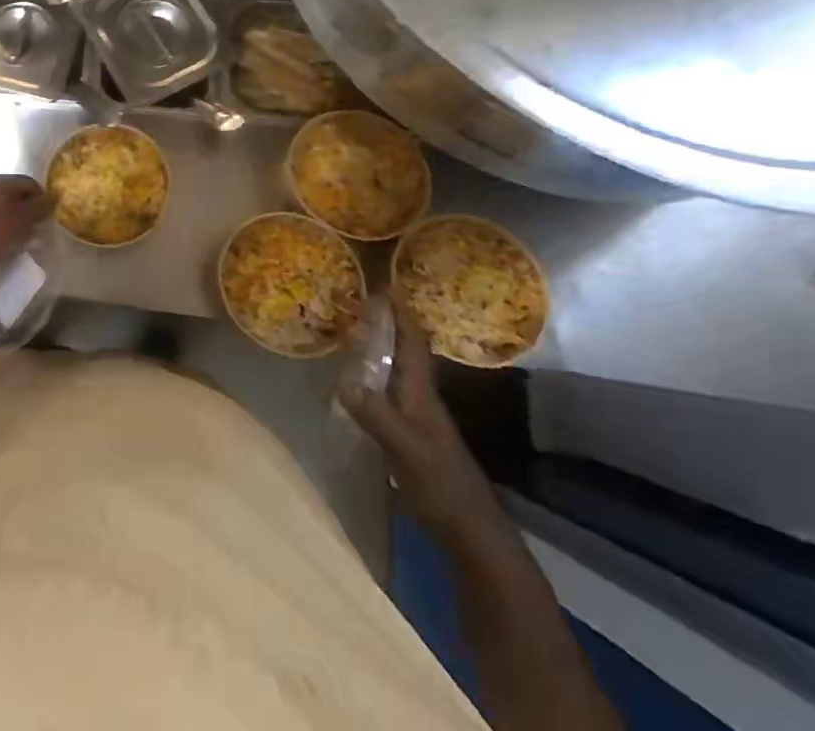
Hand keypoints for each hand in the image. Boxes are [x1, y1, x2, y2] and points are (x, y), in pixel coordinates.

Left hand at [0, 174, 51, 283]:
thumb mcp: (24, 219)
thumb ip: (41, 206)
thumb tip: (53, 198)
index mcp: (2, 181)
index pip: (32, 184)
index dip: (43, 199)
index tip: (48, 217)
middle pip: (22, 193)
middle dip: (33, 209)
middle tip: (39, 226)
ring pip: (12, 205)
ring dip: (23, 218)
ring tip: (27, 235)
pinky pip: (2, 214)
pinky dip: (11, 223)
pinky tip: (14, 237)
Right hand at [343, 311, 504, 540]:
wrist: (469, 528)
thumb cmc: (439, 485)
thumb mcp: (405, 450)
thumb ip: (376, 415)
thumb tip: (345, 379)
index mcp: (421, 395)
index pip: (412, 345)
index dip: (401, 315)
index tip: (384, 286)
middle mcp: (420, 398)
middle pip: (405, 352)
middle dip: (387, 324)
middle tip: (358, 305)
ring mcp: (417, 416)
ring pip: (397, 370)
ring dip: (380, 348)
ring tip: (353, 333)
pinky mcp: (410, 432)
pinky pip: (388, 390)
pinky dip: (373, 376)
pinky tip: (356, 382)